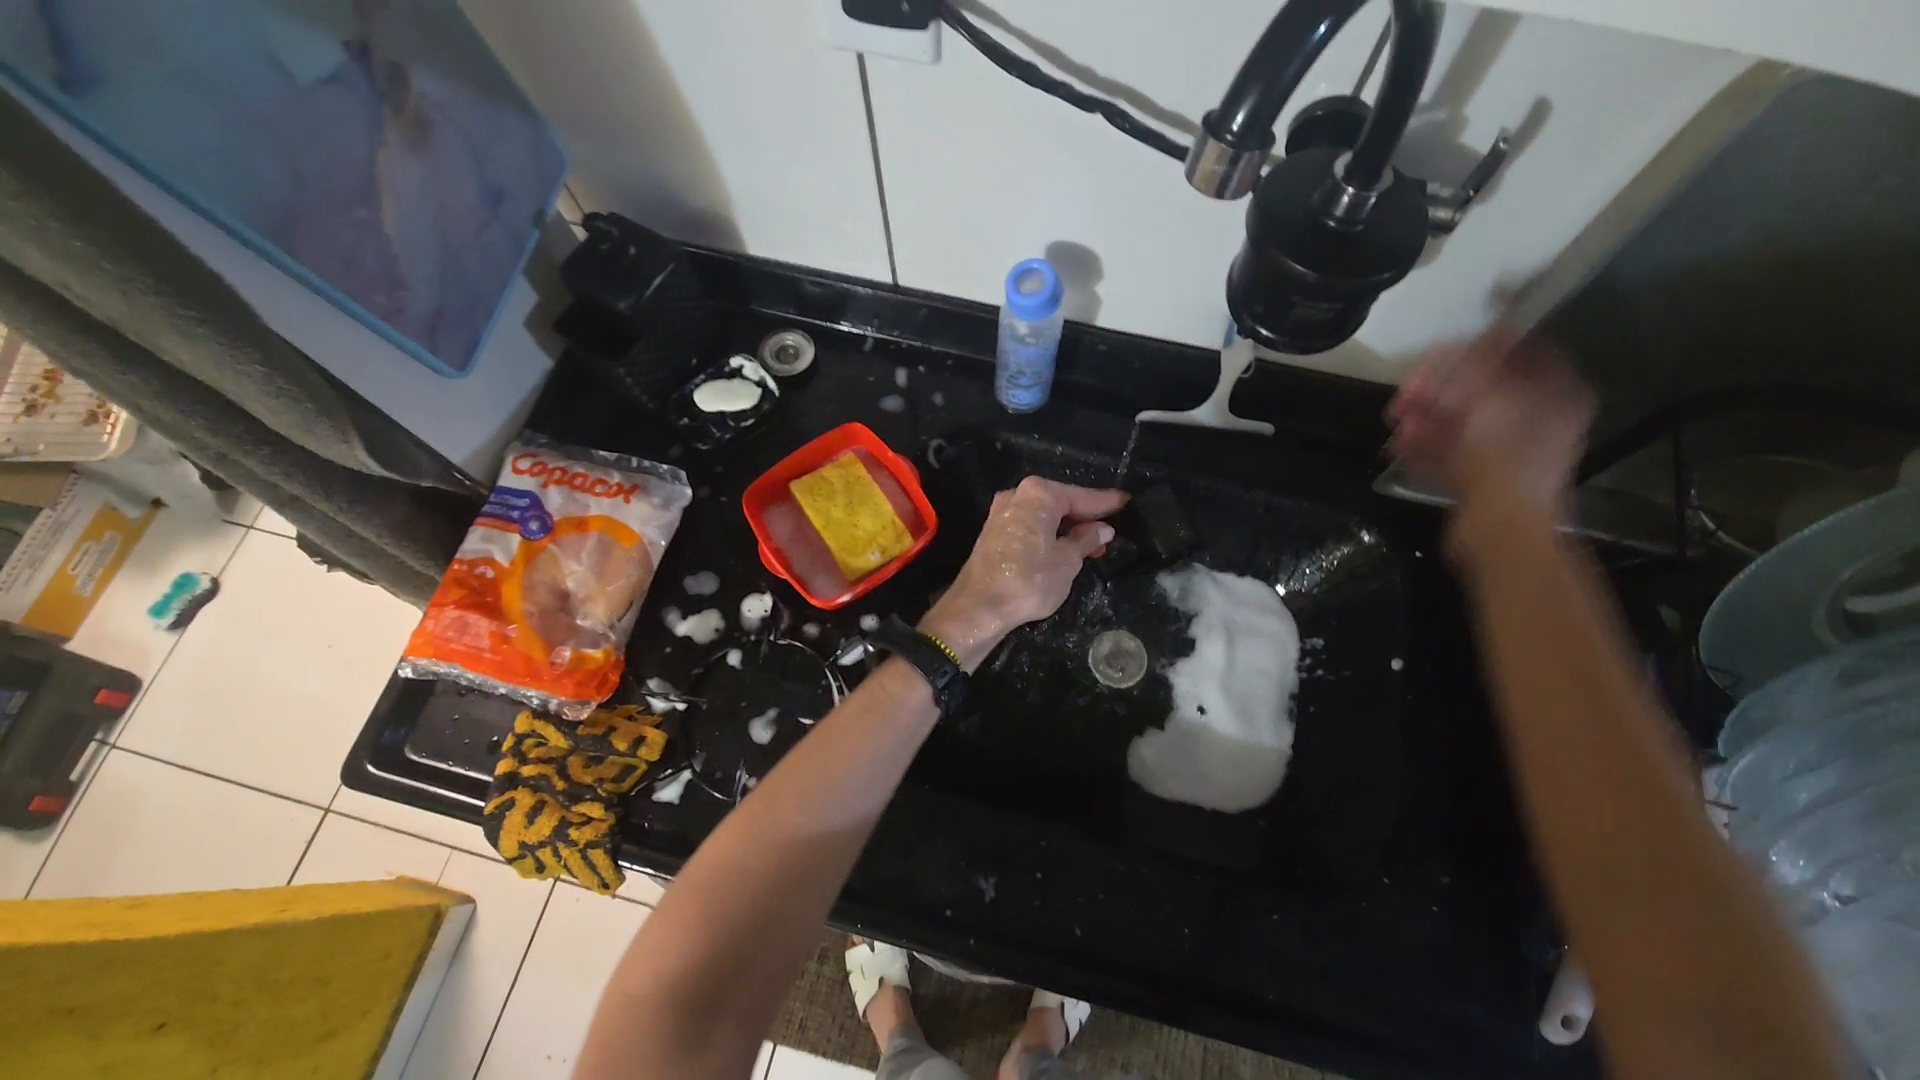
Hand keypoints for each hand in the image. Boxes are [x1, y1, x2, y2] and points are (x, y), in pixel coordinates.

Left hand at [920, 477, 1126, 668]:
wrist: (978, 608)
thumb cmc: (1029, 580)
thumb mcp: (1067, 561)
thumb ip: (1086, 540)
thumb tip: (1102, 528)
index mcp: (1039, 495)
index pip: (1082, 496)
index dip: (1106, 503)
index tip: (1126, 501)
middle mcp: (1017, 496)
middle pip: (1061, 503)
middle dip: (1086, 518)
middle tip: (1111, 532)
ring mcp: (1002, 514)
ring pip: (1045, 516)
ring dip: (1068, 530)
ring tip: (1093, 546)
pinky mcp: (994, 533)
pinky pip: (1030, 527)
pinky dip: (1049, 536)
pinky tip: (1065, 550)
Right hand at [1387, 326, 1594, 519]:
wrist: (1500, 530)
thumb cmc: (1502, 459)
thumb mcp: (1487, 397)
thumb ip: (1470, 365)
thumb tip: (1454, 347)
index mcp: (1556, 393)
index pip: (1521, 350)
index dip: (1479, 346)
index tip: (1441, 351)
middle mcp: (1540, 418)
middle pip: (1484, 387)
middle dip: (1440, 387)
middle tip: (1408, 390)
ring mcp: (1511, 449)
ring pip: (1462, 419)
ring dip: (1427, 415)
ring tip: (1397, 417)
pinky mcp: (1485, 476)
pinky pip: (1452, 450)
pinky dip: (1427, 444)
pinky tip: (1402, 442)